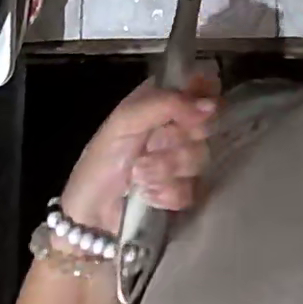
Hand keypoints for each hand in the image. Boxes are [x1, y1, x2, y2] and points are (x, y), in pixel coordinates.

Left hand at [59, 75, 218, 233]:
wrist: (91, 216)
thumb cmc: (102, 160)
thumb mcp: (126, 121)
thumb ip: (168, 105)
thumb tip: (211, 104)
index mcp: (160, 102)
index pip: (200, 87)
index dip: (202, 98)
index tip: (194, 112)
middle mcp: (175, 126)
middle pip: (206, 123)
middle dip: (177, 139)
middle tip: (152, 145)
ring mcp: (181, 159)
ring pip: (200, 157)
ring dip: (165, 168)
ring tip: (138, 174)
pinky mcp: (184, 191)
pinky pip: (194, 188)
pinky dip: (167, 192)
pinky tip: (147, 194)